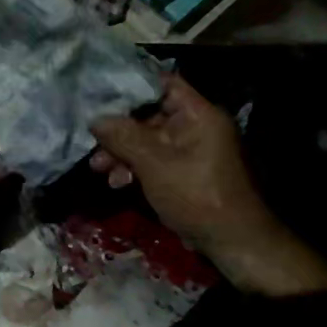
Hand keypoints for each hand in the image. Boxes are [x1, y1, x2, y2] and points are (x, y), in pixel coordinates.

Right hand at [90, 74, 326, 295]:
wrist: (233, 242)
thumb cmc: (197, 196)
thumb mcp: (156, 165)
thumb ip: (125, 138)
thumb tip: (97, 119)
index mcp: (199, 115)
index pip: (163, 84)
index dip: (131, 87)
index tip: (100, 96)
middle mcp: (196, 128)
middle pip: (151, 116)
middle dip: (119, 130)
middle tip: (93, 144)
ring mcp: (192, 152)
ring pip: (149, 142)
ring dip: (123, 153)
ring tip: (99, 168)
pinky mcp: (186, 174)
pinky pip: (156, 162)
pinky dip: (136, 169)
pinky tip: (119, 183)